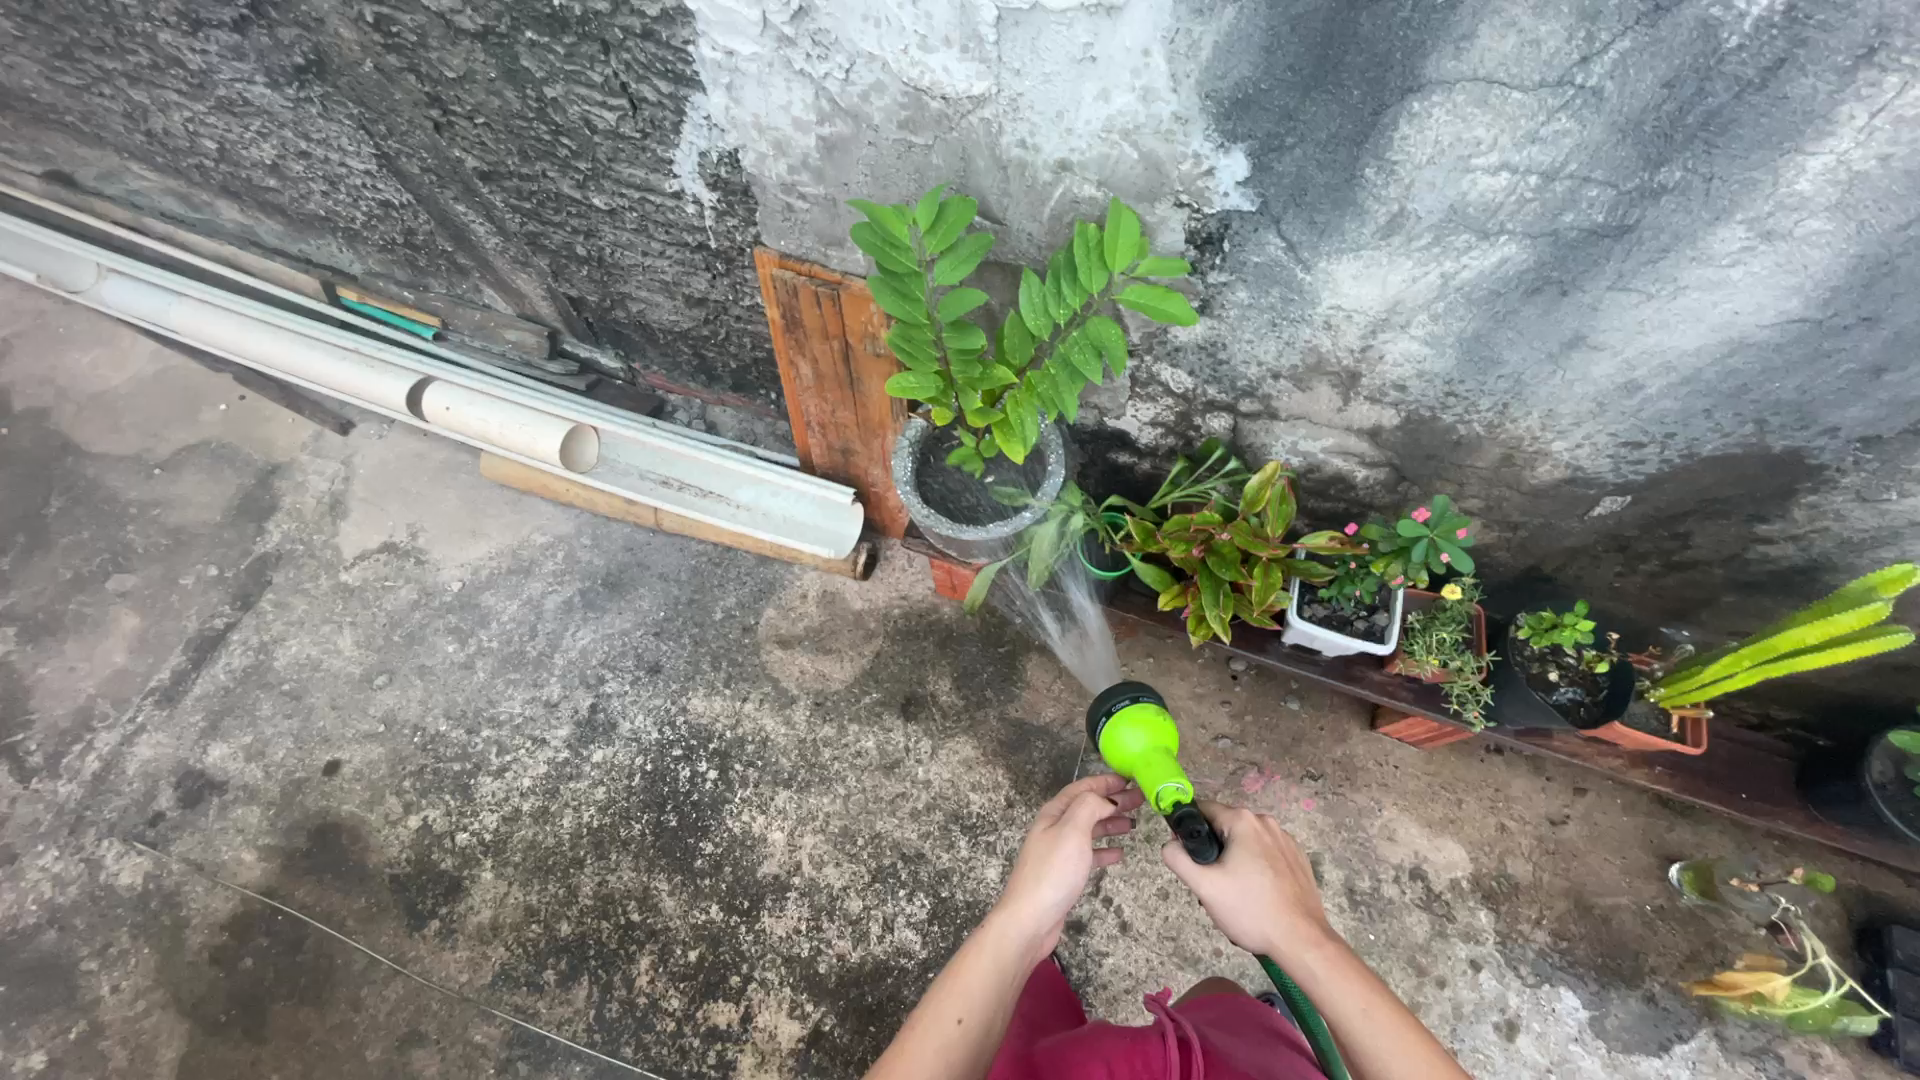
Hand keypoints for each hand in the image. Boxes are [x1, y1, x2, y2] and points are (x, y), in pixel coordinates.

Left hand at [987, 774, 1142, 963]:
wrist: (1031, 919)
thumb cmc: (1053, 872)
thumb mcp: (1072, 830)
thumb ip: (1089, 807)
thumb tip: (1106, 799)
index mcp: (1054, 812)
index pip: (1082, 788)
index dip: (1104, 782)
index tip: (1128, 780)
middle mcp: (1055, 827)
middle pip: (1087, 807)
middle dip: (1112, 801)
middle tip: (1139, 800)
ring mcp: (1059, 851)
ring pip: (1089, 830)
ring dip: (1110, 824)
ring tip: (1133, 823)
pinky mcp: (1065, 873)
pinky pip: (1088, 854)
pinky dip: (1104, 851)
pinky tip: (1119, 854)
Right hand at [1161, 800, 1334, 962]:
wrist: (1302, 941)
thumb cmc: (1251, 910)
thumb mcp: (1203, 886)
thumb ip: (1176, 858)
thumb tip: (1170, 844)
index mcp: (1243, 821)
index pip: (1202, 810)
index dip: (1188, 831)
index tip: (1189, 858)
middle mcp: (1266, 822)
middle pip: (1225, 828)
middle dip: (1213, 851)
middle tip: (1212, 884)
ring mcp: (1286, 840)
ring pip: (1245, 843)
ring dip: (1234, 861)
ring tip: (1236, 895)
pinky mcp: (1298, 859)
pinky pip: (1266, 854)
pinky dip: (1256, 869)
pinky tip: (1258, 896)